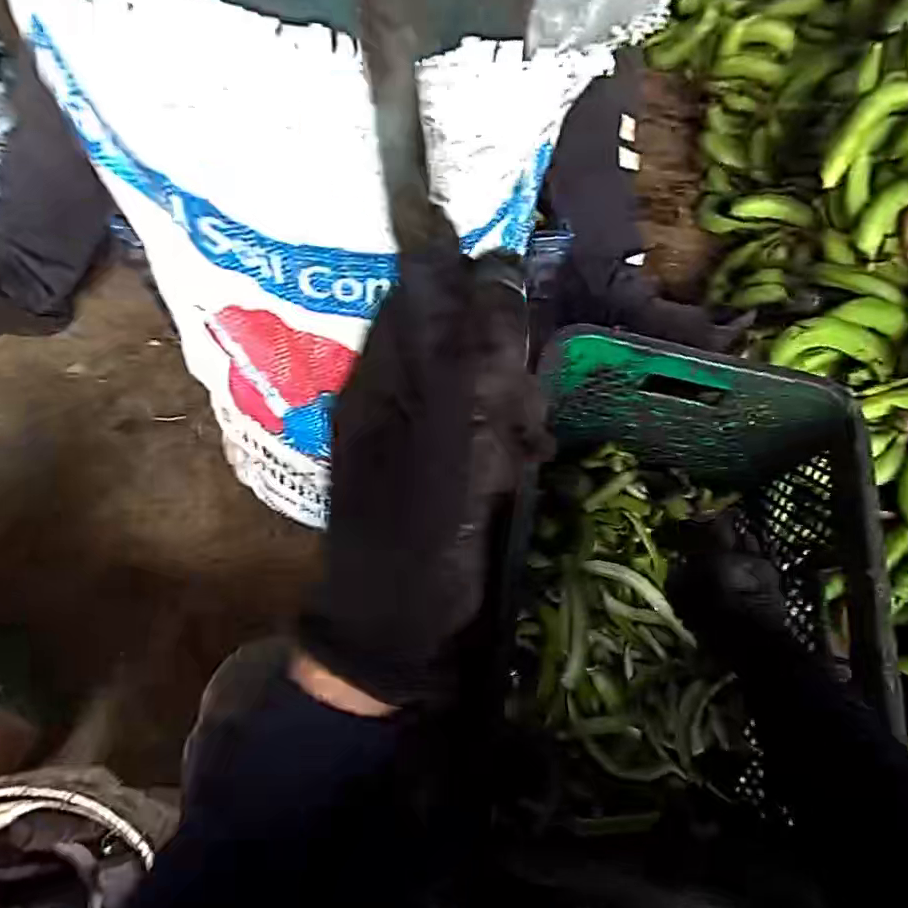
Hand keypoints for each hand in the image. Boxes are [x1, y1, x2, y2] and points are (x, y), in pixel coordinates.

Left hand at [296, 232, 550, 712]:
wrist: (399, 637)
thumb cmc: (419, 544)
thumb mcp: (452, 446)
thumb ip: (473, 359)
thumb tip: (498, 271)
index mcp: (379, 382)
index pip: (419, 293)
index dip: (472, 280)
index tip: (524, 299)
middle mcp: (392, 400)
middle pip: (455, 337)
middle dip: (502, 358)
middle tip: (524, 405)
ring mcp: (415, 438)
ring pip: (476, 384)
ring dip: (512, 404)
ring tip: (527, 446)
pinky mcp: (441, 471)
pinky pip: (481, 429)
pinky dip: (508, 441)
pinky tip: (523, 467)